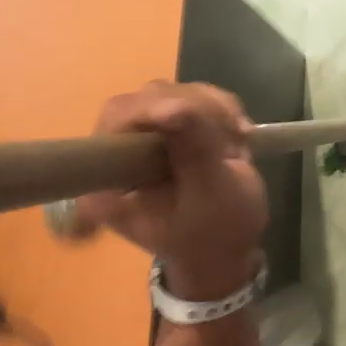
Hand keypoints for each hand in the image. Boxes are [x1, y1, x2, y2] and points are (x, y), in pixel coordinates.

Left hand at [76, 82, 267, 301]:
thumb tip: (175, 105)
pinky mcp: (167, 129)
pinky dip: (222, 108)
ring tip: (237, 141)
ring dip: (214, 110)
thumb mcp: (211, 196)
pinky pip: (192, 97)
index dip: (151, 108)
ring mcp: (142, 139)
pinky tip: (238, 133)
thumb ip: (194, 150)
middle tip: (232, 134)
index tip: (190, 115)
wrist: (230, 251)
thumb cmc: (217, 234)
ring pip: (172, 93)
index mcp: (107, 180)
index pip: (118, 119)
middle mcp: (116, 155)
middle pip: (146, 99)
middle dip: (196, 109)